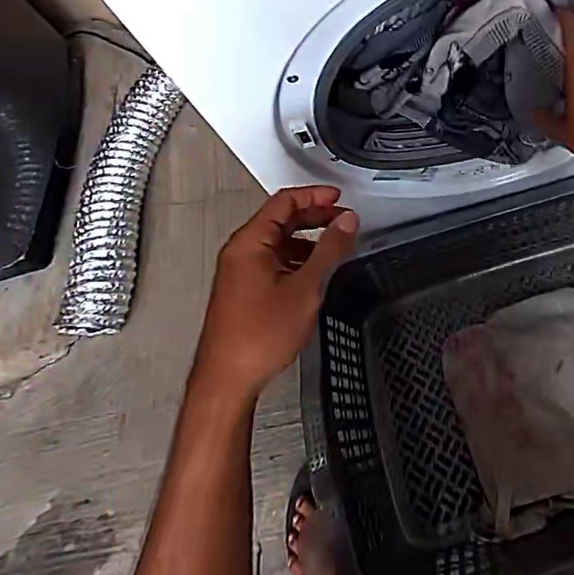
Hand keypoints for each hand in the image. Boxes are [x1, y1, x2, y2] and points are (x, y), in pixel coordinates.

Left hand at [192, 186, 357, 402]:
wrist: (228, 379)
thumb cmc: (255, 338)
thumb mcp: (305, 287)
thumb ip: (329, 250)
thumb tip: (346, 222)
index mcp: (249, 243)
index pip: (284, 202)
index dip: (314, 195)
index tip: (336, 196)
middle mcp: (240, 253)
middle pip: (281, 219)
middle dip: (315, 215)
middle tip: (342, 217)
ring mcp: (241, 272)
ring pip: (279, 241)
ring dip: (308, 238)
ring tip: (335, 244)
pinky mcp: (245, 289)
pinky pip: (274, 260)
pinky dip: (297, 258)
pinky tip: (315, 270)